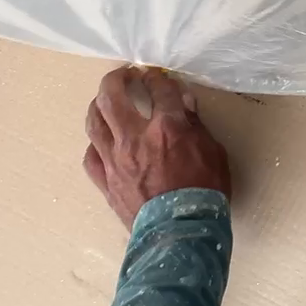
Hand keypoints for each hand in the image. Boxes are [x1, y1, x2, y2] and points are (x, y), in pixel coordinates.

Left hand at [83, 65, 231, 229]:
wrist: (180, 231)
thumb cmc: (206, 191)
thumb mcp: (214, 152)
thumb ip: (195, 125)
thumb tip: (183, 103)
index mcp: (167, 128)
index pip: (159, 89)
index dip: (158, 78)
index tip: (157, 75)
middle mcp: (135, 137)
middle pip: (113, 96)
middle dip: (117, 79)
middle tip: (124, 75)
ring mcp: (115, 159)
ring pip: (95, 122)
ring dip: (99, 105)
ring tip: (107, 100)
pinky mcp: (105, 180)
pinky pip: (91, 155)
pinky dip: (97, 143)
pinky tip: (103, 141)